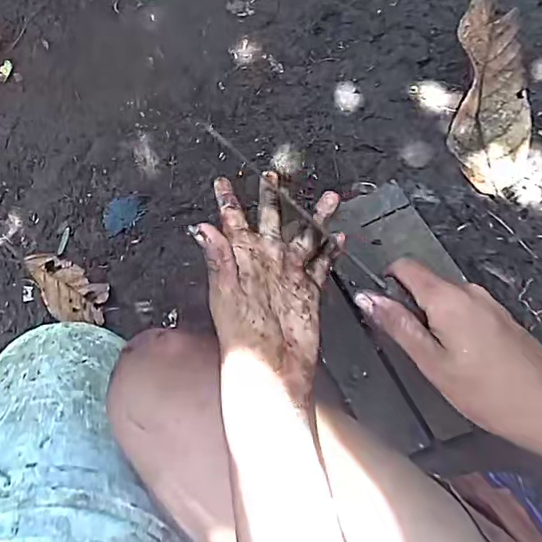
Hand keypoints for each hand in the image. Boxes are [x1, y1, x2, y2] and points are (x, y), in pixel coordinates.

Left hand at [192, 173, 340, 405]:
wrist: (270, 367)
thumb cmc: (241, 334)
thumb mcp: (223, 291)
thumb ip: (217, 256)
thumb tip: (202, 226)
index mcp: (241, 257)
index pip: (232, 220)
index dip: (226, 200)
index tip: (221, 181)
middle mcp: (266, 261)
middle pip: (271, 220)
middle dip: (273, 196)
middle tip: (274, 174)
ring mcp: (288, 274)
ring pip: (304, 236)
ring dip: (314, 217)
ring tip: (327, 197)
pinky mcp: (308, 290)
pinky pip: (322, 264)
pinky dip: (332, 249)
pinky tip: (340, 235)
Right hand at [354, 258, 541, 448]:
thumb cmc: (489, 392)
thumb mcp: (433, 363)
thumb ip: (398, 325)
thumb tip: (366, 295)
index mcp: (446, 296)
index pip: (403, 265)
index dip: (386, 283)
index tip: (387, 315)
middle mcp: (467, 290)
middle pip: (424, 283)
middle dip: (411, 307)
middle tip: (416, 348)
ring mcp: (489, 304)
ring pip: (445, 299)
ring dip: (434, 320)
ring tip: (443, 360)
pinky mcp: (504, 319)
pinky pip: (466, 311)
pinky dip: (456, 328)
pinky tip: (468, 362)